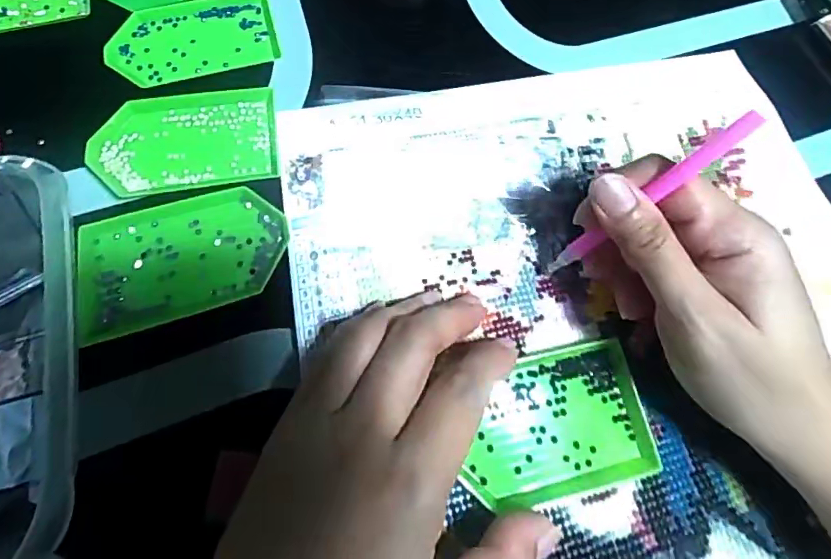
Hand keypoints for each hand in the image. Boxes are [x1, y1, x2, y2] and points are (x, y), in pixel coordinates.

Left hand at [216, 292, 560, 558]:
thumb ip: (495, 558)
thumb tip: (546, 526)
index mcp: (409, 479)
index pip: (459, 390)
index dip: (489, 360)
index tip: (508, 348)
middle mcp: (364, 432)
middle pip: (412, 345)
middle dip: (450, 315)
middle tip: (477, 306)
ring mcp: (316, 422)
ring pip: (364, 336)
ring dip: (403, 308)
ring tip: (432, 297)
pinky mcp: (284, 425)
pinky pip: (324, 354)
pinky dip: (356, 326)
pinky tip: (372, 321)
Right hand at [575, 158, 830, 453]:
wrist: (805, 438)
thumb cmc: (753, 381)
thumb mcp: (692, 315)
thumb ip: (648, 246)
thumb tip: (603, 182)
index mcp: (734, 228)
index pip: (667, 177)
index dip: (620, 192)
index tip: (585, 230)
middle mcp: (727, 229)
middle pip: (655, 204)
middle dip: (619, 236)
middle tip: (601, 281)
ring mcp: (719, 252)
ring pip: (652, 233)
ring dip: (626, 263)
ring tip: (626, 308)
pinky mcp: (710, 275)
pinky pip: (662, 260)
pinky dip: (641, 281)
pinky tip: (640, 314)